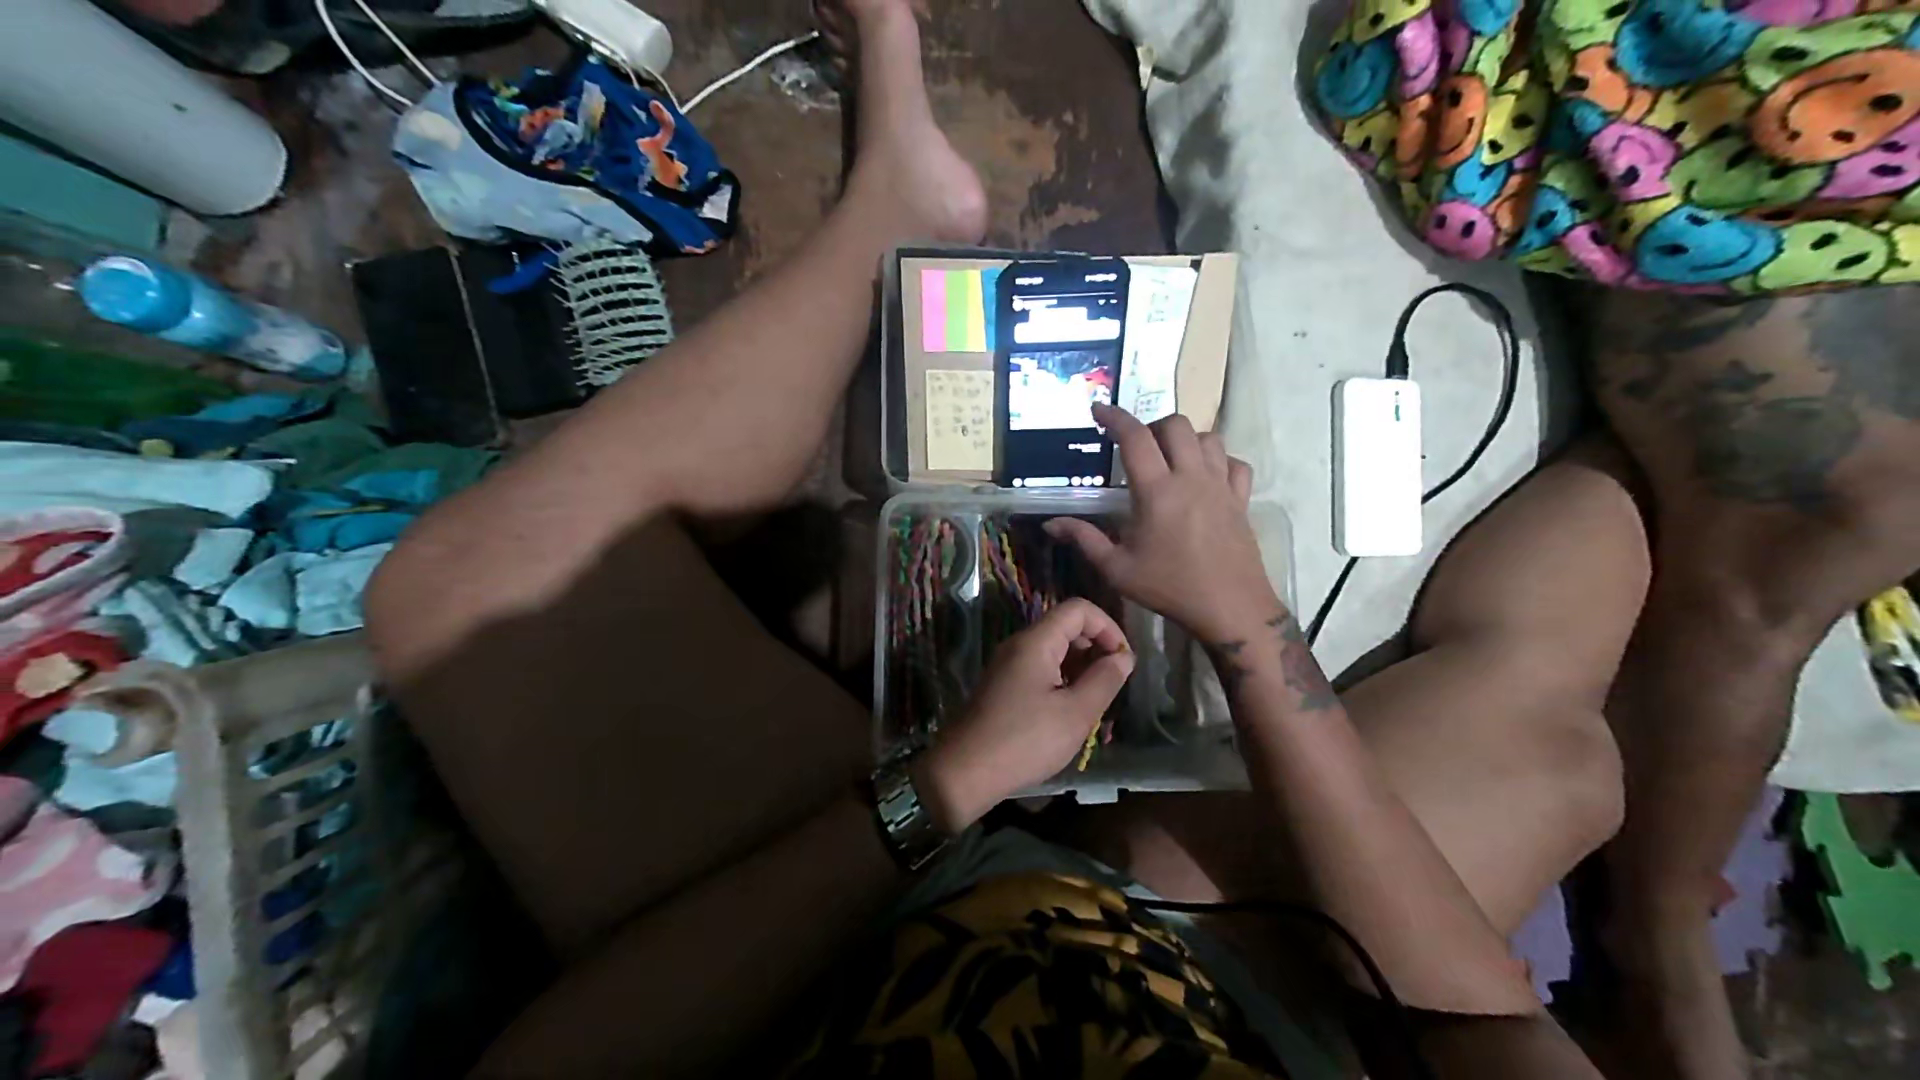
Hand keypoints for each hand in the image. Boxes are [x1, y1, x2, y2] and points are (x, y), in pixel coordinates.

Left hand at [911, 599, 1133, 831]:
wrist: (964, 772)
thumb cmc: (1025, 741)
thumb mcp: (1075, 713)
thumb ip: (1104, 680)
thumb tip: (1124, 657)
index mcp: (1036, 642)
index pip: (1079, 609)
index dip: (1108, 627)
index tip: (1124, 660)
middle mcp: (1019, 645)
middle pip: (1066, 628)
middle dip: (1096, 649)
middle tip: (1114, 684)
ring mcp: (1009, 665)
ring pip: (1055, 651)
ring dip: (1081, 668)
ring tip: (1098, 703)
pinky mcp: (1004, 686)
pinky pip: (1041, 670)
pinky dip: (1063, 681)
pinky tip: (1073, 712)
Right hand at [1045, 405, 1279, 642]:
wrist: (1230, 608)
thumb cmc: (1169, 588)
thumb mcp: (1117, 569)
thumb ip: (1084, 539)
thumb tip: (1050, 524)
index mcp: (1157, 491)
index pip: (1135, 437)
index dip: (1114, 417)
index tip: (1098, 410)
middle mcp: (1191, 478)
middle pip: (1175, 425)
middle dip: (1151, 426)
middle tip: (1136, 447)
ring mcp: (1221, 486)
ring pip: (1208, 437)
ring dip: (1185, 439)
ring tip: (1170, 458)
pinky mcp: (1241, 499)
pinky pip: (1234, 463)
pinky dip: (1219, 460)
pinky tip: (1206, 476)